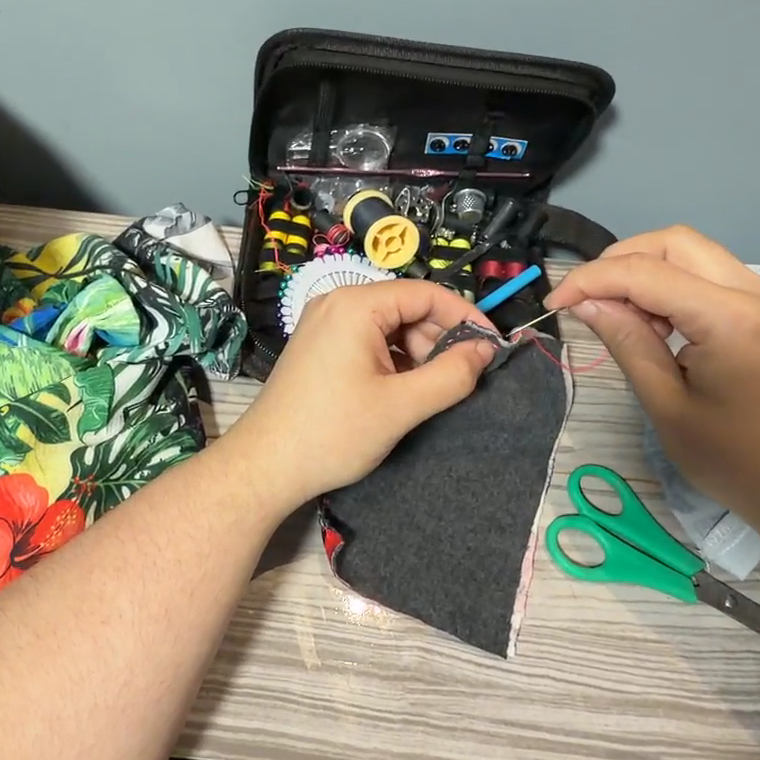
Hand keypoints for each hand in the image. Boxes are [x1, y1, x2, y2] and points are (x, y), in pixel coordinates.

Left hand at [226, 280, 495, 508]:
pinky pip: (369, 342)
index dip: (465, 317)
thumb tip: (486, 350)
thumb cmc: (333, 433)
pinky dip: (394, 362)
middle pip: (407, 308)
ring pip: (390, 328)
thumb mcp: (401, 406)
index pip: (426, 293)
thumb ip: (451, 375)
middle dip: (440, 340)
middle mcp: (337, 304)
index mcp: (355, 305)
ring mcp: (324, 325)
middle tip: (463, 379)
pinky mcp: (319, 348)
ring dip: (419, 355)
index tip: (493, 348)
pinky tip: (404, 393)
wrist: (265, 465)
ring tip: (432, 393)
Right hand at [543, 226, 759, 544]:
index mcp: (731, 319)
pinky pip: (712, 276)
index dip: (589, 280)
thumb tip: (585, 302)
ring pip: (693, 253)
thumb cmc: (736, 463)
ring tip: (619, 316)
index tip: (553, 303)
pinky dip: (673, 285)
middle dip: (619, 260)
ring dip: (646, 271)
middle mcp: (757, 293)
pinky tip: (656, 324)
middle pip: (673, 242)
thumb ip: (626, 342)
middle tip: (586, 300)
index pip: (644, 272)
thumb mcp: (667, 407)